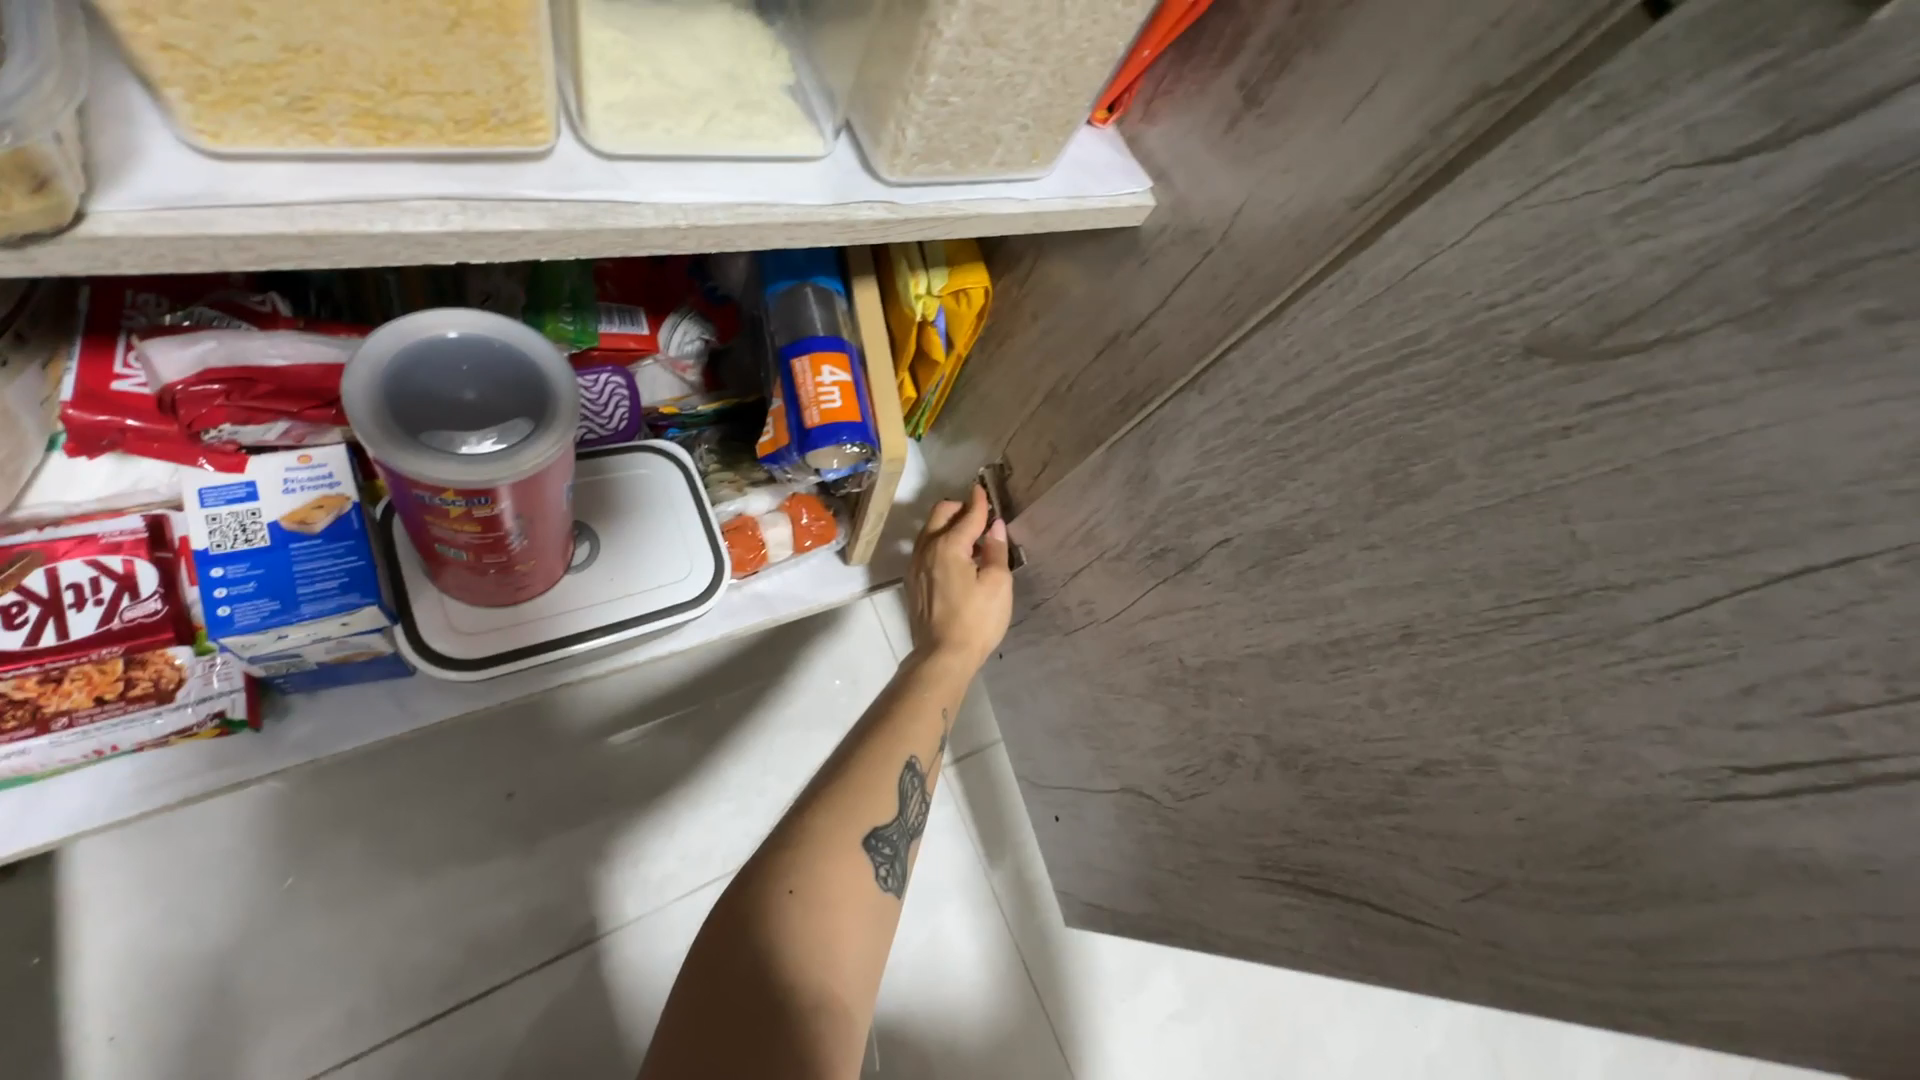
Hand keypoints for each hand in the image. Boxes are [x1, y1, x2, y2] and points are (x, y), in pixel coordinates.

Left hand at [907, 484, 1012, 672]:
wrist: (942, 655)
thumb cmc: (976, 620)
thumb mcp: (998, 584)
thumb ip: (996, 550)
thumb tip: (995, 527)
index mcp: (948, 546)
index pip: (967, 515)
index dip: (979, 501)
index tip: (982, 488)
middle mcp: (926, 549)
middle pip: (939, 514)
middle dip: (958, 507)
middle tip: (978, 514)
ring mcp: (915, 566)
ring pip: (928, 531)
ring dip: (947, 525)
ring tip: (969, 537)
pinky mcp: (912, 582)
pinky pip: (924, 549)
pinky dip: (939, 542)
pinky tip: (954, 558)